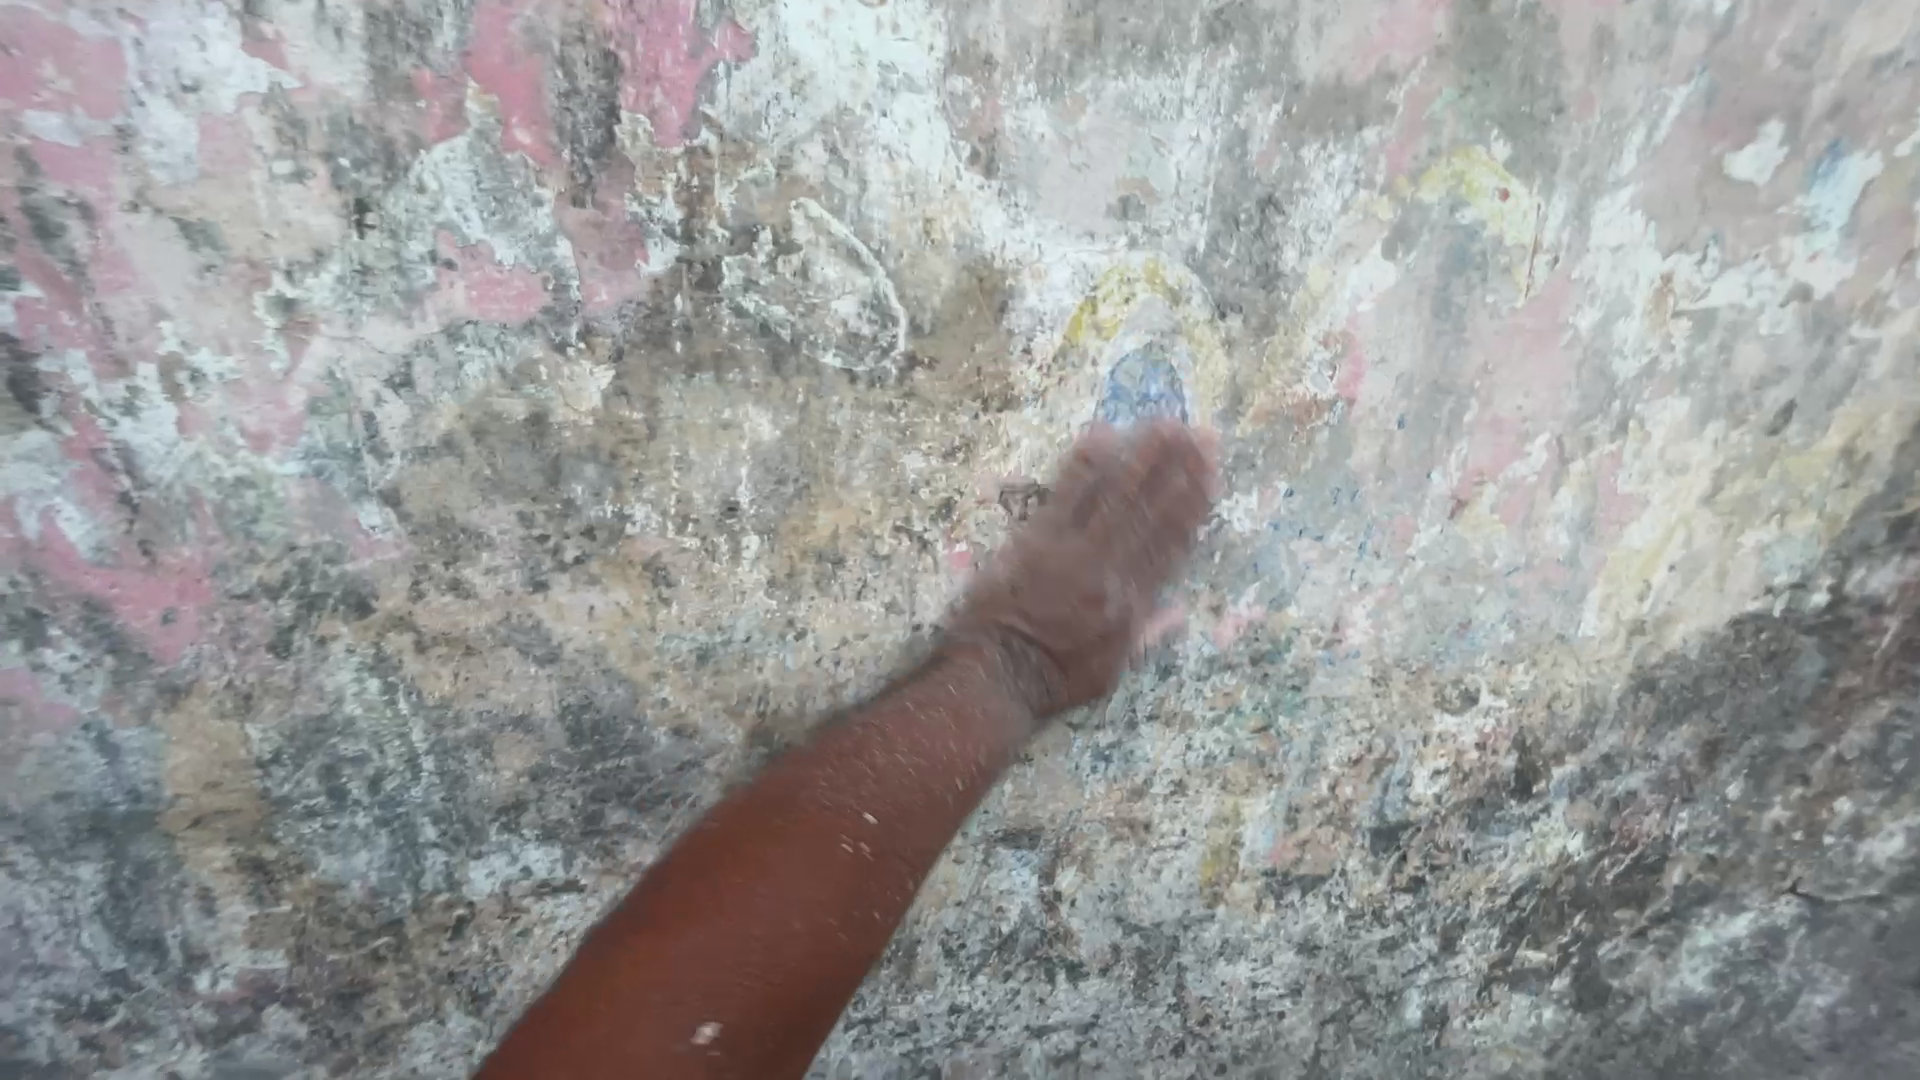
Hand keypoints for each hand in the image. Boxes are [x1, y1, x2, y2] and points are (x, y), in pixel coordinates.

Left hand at [945, 420, 1218, 720]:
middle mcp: (1110, 572)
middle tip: (1199, 433)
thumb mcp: (1111, 672)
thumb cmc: (1054, 677)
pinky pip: (1065, 496)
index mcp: (1132, 605)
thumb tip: (1182, 609)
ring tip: (1164, 424)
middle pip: (1151, 513)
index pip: (1171, 545)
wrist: (997, 673)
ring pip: (1115, 499)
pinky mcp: (1035, 539)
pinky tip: (1102, 435)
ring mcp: (1072, 552)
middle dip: (1178, 470)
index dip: (1193, 506)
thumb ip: (1147, 636)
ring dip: (1141, 458)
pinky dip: (1084, 465)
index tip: (1210, 474)